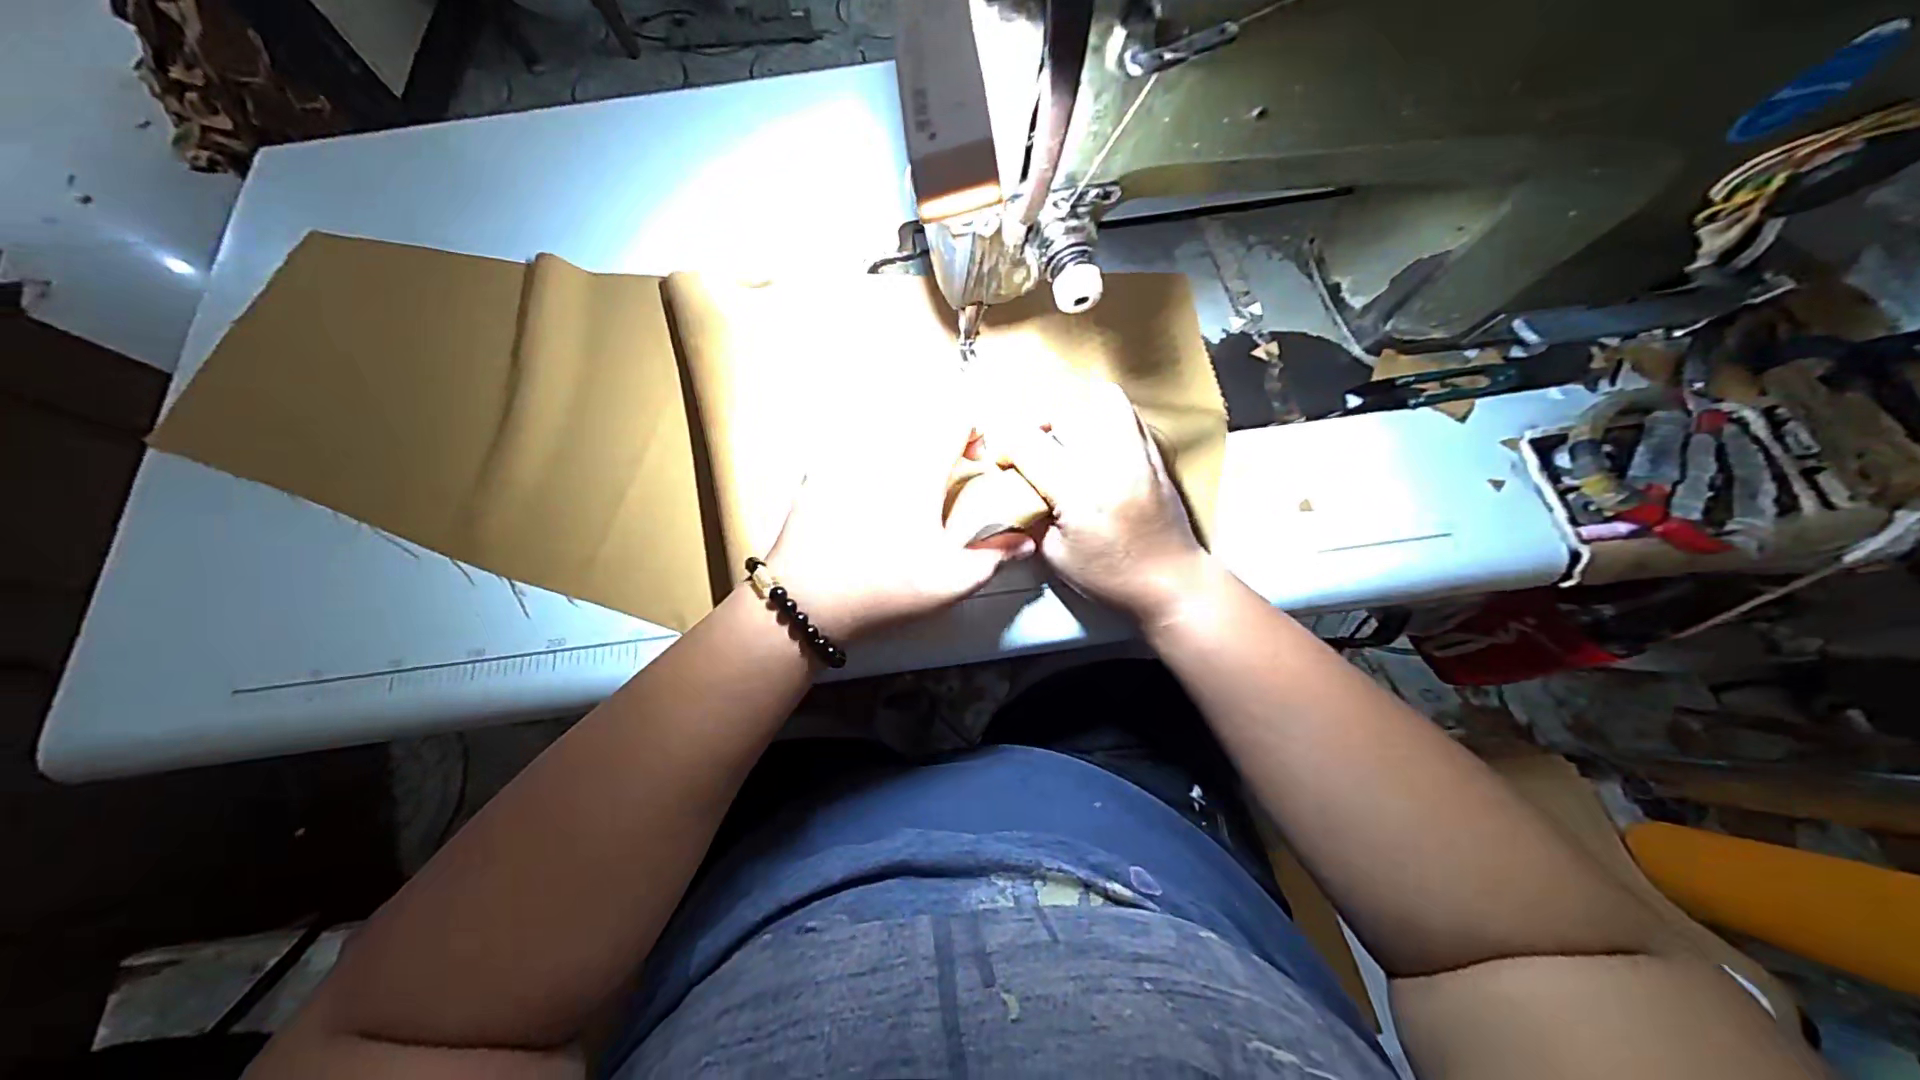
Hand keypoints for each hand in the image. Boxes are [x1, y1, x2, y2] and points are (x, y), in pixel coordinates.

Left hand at [762, 389, 1033, 641]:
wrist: (806, 601)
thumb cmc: (881, 590)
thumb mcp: (951, 581)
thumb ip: (995, 556)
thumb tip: (1023, 542)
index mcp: (917, 467)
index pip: (957, 412)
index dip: (977, 429)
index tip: (976, 460)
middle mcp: (880, 450)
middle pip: (923, 412)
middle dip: (944, 434)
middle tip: (946, 471)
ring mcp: (843, 457)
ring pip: (886, 424)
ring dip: (910, 443)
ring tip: (912, 483)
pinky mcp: (818, 471)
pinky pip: (852, 443)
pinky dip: (872, 454)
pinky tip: (873, 494)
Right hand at [986, 379, 1208, 625]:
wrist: (1171, 581)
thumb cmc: (1112, 577)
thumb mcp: (1055, 556)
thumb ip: (1033, 516)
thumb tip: (1017, 490)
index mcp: (1076, 492)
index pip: (1027, 444)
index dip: (1004, 447)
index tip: (1001, 459)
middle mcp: (1106, 464)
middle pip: (1059, 417)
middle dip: (1035, 431)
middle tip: (1030, 453)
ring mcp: (1134, 454)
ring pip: (1095, 404)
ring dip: (1071, 417)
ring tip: (1063, 439)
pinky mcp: (1153, 454)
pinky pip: (1126, 413)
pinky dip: (1105, 412)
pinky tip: (1094, 434)